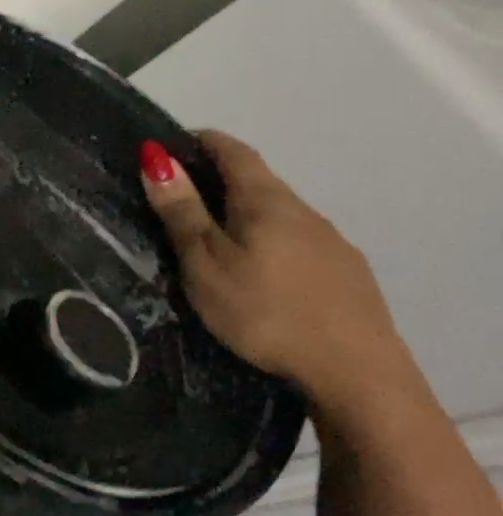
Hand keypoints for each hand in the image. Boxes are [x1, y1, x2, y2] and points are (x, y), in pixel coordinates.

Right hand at [140, 130, 413, 405]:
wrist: (358, 375)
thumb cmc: (265, 311)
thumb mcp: (204, 261)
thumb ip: (182, 211)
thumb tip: (157, 156)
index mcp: (267, 202)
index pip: (234, 151)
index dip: (200, 140)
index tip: (168, 143)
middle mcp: (305, 213)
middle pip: (258, 182)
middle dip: (217, 180)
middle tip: (175, 196)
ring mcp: (333, 246)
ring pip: (278, 215)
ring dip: (243, 214)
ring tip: (210, 238)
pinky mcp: (347, 277)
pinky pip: (297, 243)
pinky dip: (268, 241)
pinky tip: (256, 272)